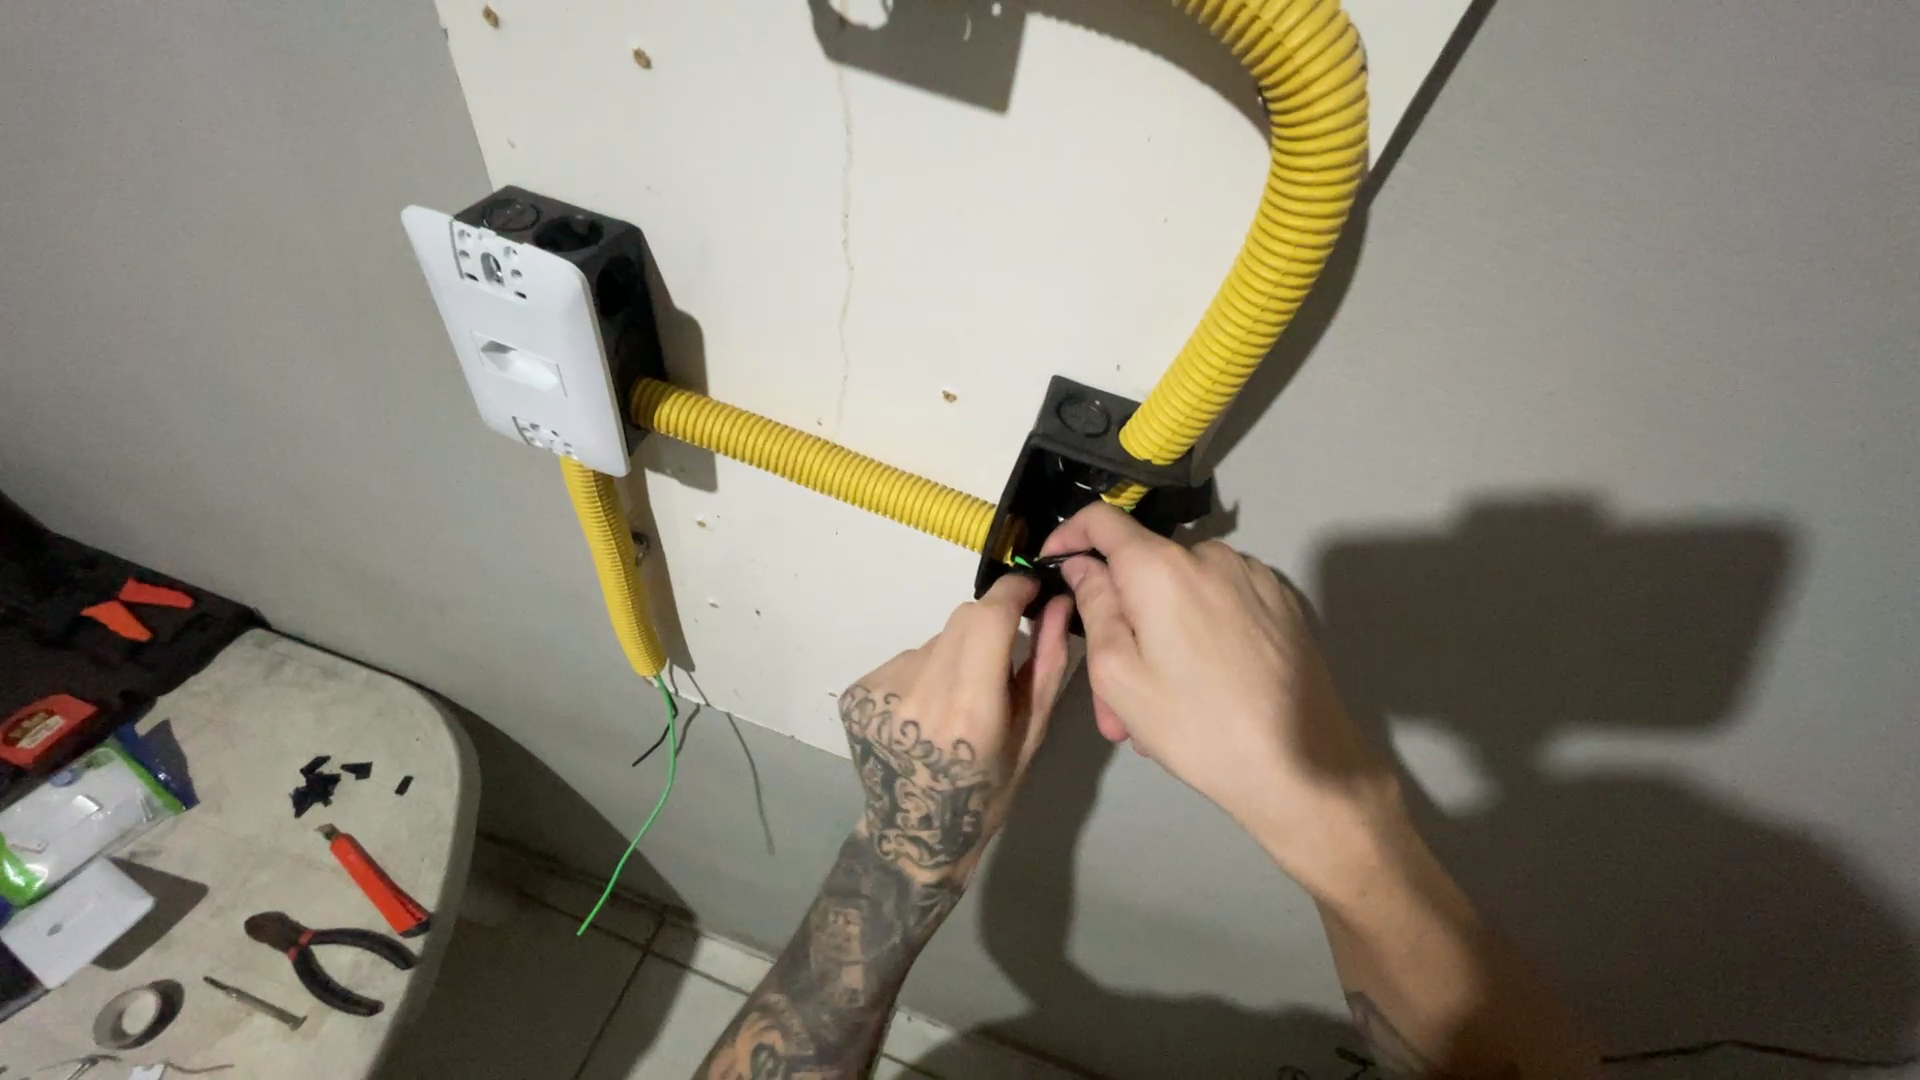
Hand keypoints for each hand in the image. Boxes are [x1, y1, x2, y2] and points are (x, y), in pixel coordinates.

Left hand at [839, 574, 1074, 889]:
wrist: (913, 836)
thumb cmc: (986, 792)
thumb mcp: (1030, 735)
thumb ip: (1046, 664)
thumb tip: (1057, 603)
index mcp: (969, 709)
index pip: (989, 616)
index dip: (1013, 591)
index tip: (1030, 587)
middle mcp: (919, 691)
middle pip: (962, 620)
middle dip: (989, 624)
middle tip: (998, 661)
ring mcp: (881, 690)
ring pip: (935, 641)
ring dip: (954, 656)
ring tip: (955, 703)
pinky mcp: (858, 691)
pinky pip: (907, 660)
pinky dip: (924, 673)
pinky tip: (925, 712)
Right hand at [1041, 502, 1402, 895]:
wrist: (1304, 766)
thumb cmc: (1196, 725)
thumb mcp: (1118, 673)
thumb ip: (1094, 605)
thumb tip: (1084, 564)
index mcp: (1162, 567)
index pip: (1102, 520)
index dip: (1069, 535)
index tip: (1055, 562)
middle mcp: (1209, 555)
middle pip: (1143, 571)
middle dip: (1119, 623)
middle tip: (1112, 698)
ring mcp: (1252, 576)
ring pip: (1180, 593)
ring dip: (1158, 637)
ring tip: (1161, 704)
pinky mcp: (1280, 601)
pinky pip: (1217, 603)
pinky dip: (1196, 634)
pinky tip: (1204, 688)